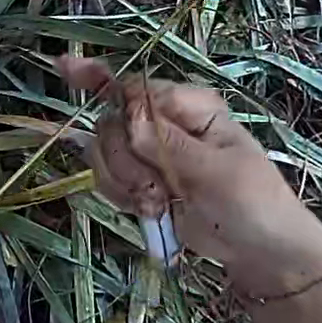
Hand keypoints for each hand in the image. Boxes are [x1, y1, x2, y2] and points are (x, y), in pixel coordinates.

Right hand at [56, 56, 321, 297]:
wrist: (258, 252)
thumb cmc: (252, 202)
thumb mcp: (218, 172)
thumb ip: (170, 145)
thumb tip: (129, 118)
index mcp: (189, 105)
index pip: (135, 88)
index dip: (105, 87)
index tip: (64, 70)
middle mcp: (163, 120)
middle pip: (111, 122)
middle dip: (124, 160)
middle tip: (156, 189)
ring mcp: (148, 150)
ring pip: (103, 151)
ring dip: (124, 182)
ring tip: (159, 204)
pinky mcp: (138, 178)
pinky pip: (106, 177)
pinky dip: (121, 196)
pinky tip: (149, 210)